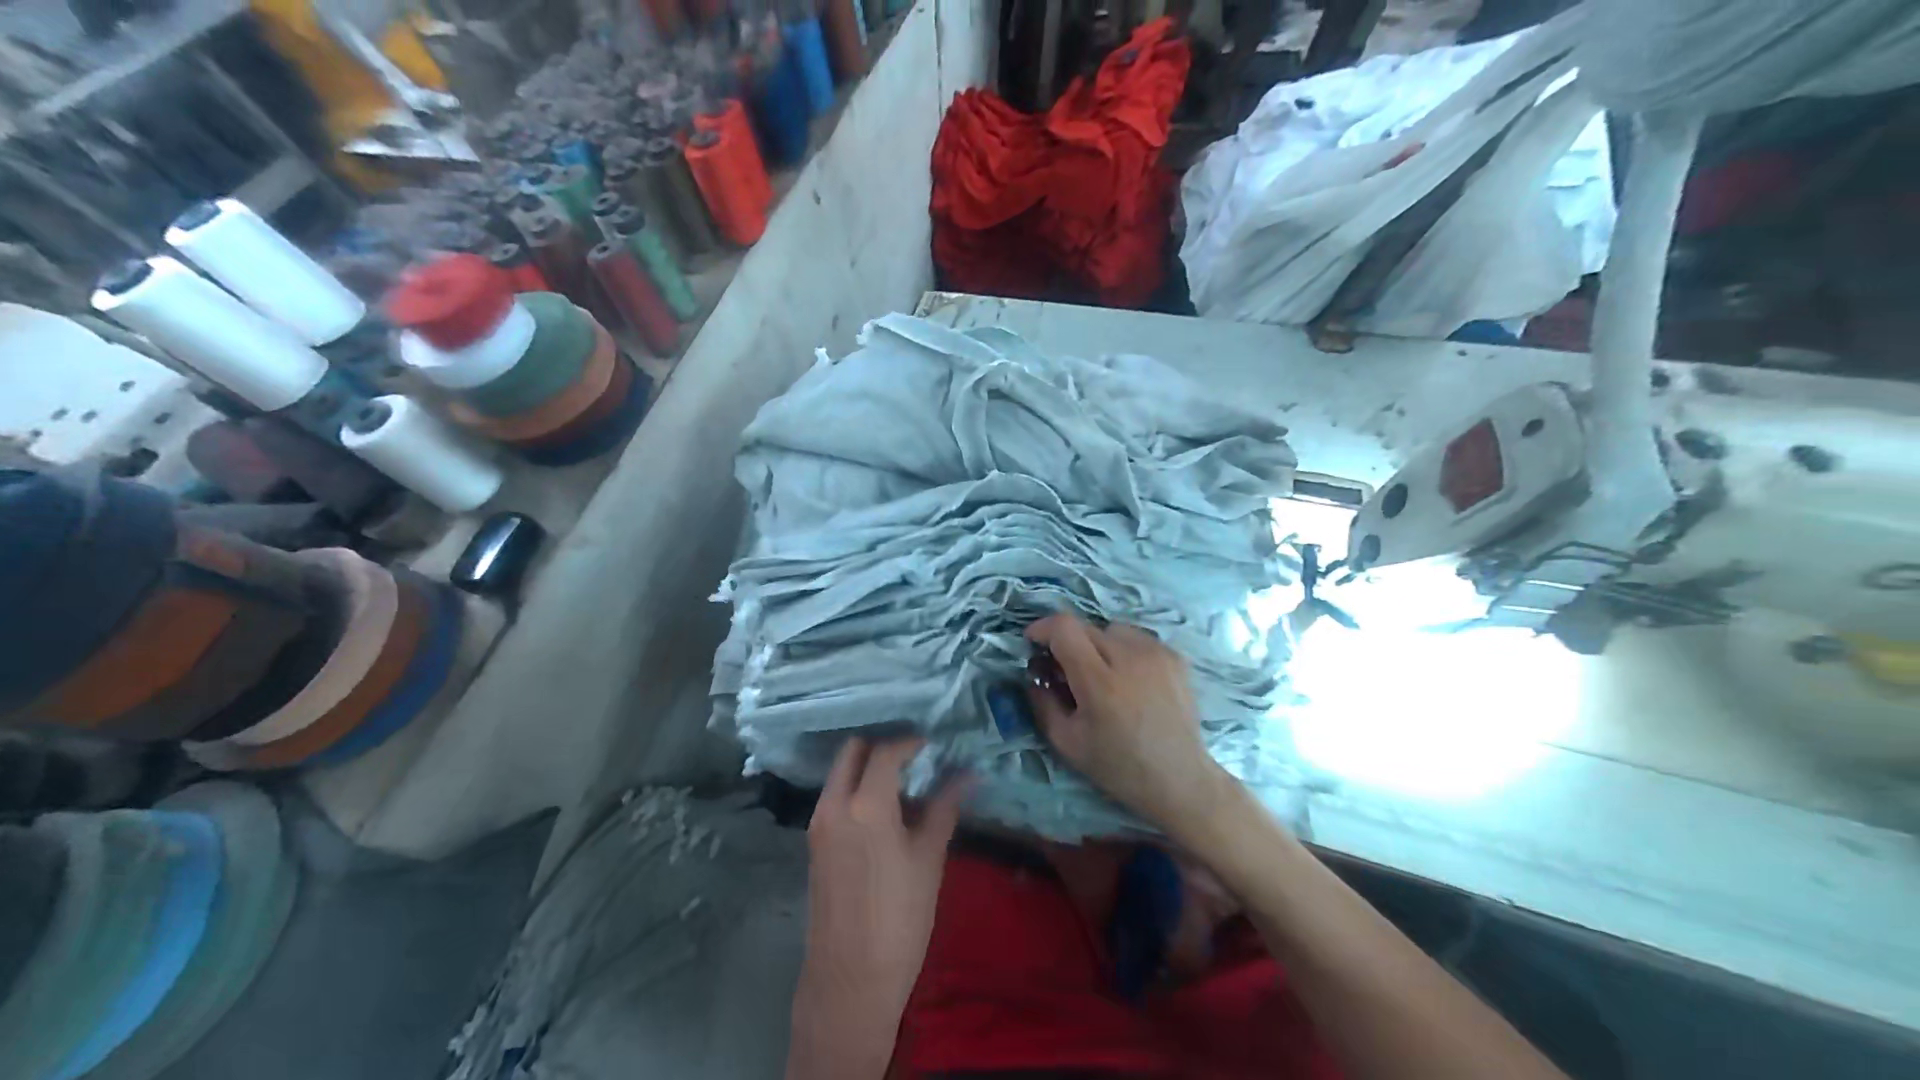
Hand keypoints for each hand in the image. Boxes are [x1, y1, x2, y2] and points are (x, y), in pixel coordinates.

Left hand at [788, 738, 965, 1079]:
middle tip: (915, 759)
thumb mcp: (929, 858)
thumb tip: (966, 773)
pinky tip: (885, 810)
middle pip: (853, 751)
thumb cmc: (900, 918)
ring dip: (868, 767)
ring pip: (841, 772)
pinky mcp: (814, 841)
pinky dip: (857, 789)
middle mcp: (834, 804)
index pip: (886, 751)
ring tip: (905, 784)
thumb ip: (944, 807)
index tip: (933, 746)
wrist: (850, 979)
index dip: (911, 742)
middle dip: (882, 747)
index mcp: (865, 805)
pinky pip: (835, 796)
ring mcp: (818, 822)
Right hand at [1025, 614, 1228, 838]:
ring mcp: (1156, 653)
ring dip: (1097, 645)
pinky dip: (1123, 651)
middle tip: (1065, 672)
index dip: (1042, 629)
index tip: (1033, 644)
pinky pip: (1136, 639)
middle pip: (1084, 627)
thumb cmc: (1119, 767)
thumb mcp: (1066, 742)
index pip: (1063, 627)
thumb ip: (1042, 701)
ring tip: (1102, 675)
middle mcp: (1130, 658)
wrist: (1181, 780)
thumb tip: (1034, 672)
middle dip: (1066, 643)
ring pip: (1111, 629)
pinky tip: (1129, 680)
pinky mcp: (1174, 656)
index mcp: (1100, 681)